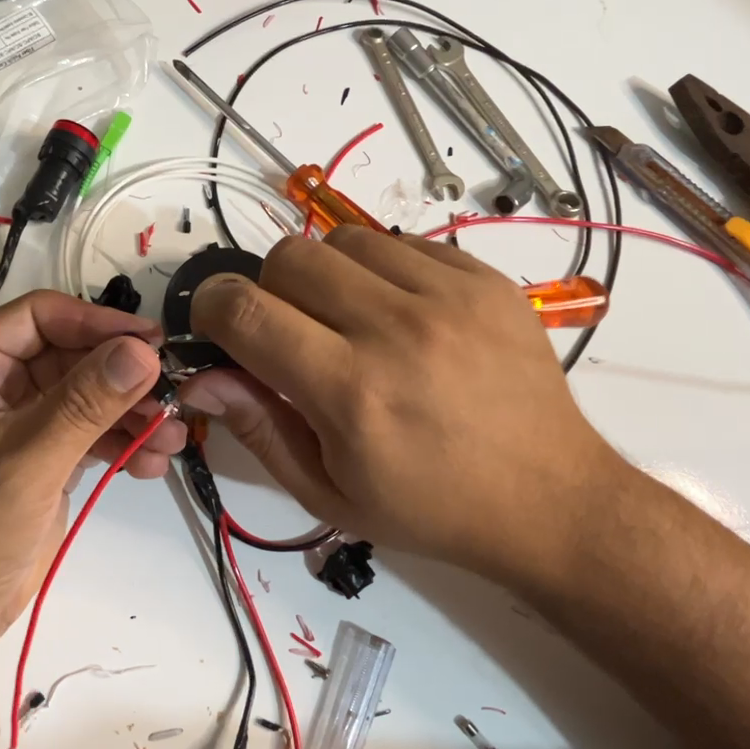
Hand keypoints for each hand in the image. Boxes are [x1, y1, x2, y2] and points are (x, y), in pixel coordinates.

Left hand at [0, 291, 186, 645]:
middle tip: (172, 392)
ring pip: (87, 395)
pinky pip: (90, 432)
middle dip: (121, 375)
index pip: (40, 317)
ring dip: (131, 412)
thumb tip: (143, 350)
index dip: (95, 321)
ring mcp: (22, 423)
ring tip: (173, 435)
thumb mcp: (28, 460)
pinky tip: (154, 462)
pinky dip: (122, 442)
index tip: (150, 340)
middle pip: (71, 355)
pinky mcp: (44, 458)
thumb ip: (86, 403)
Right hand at [179, 227, 633, 582]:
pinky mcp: (486, 280)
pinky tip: (400, 315)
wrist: (549, 500)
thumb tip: (200, 377)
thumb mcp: (326, 493)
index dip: (212, 306)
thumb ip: (258, 426)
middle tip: (292, 333)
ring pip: (343, 240)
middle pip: (289, 257)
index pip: (246, 310)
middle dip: (269, 290)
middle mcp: (396, 330)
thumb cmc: (427, 508)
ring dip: (326, 275)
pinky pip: (402, 243)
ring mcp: (449, 297)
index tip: (217, 324)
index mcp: (350, 392)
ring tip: (349, 321)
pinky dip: (381, 271)